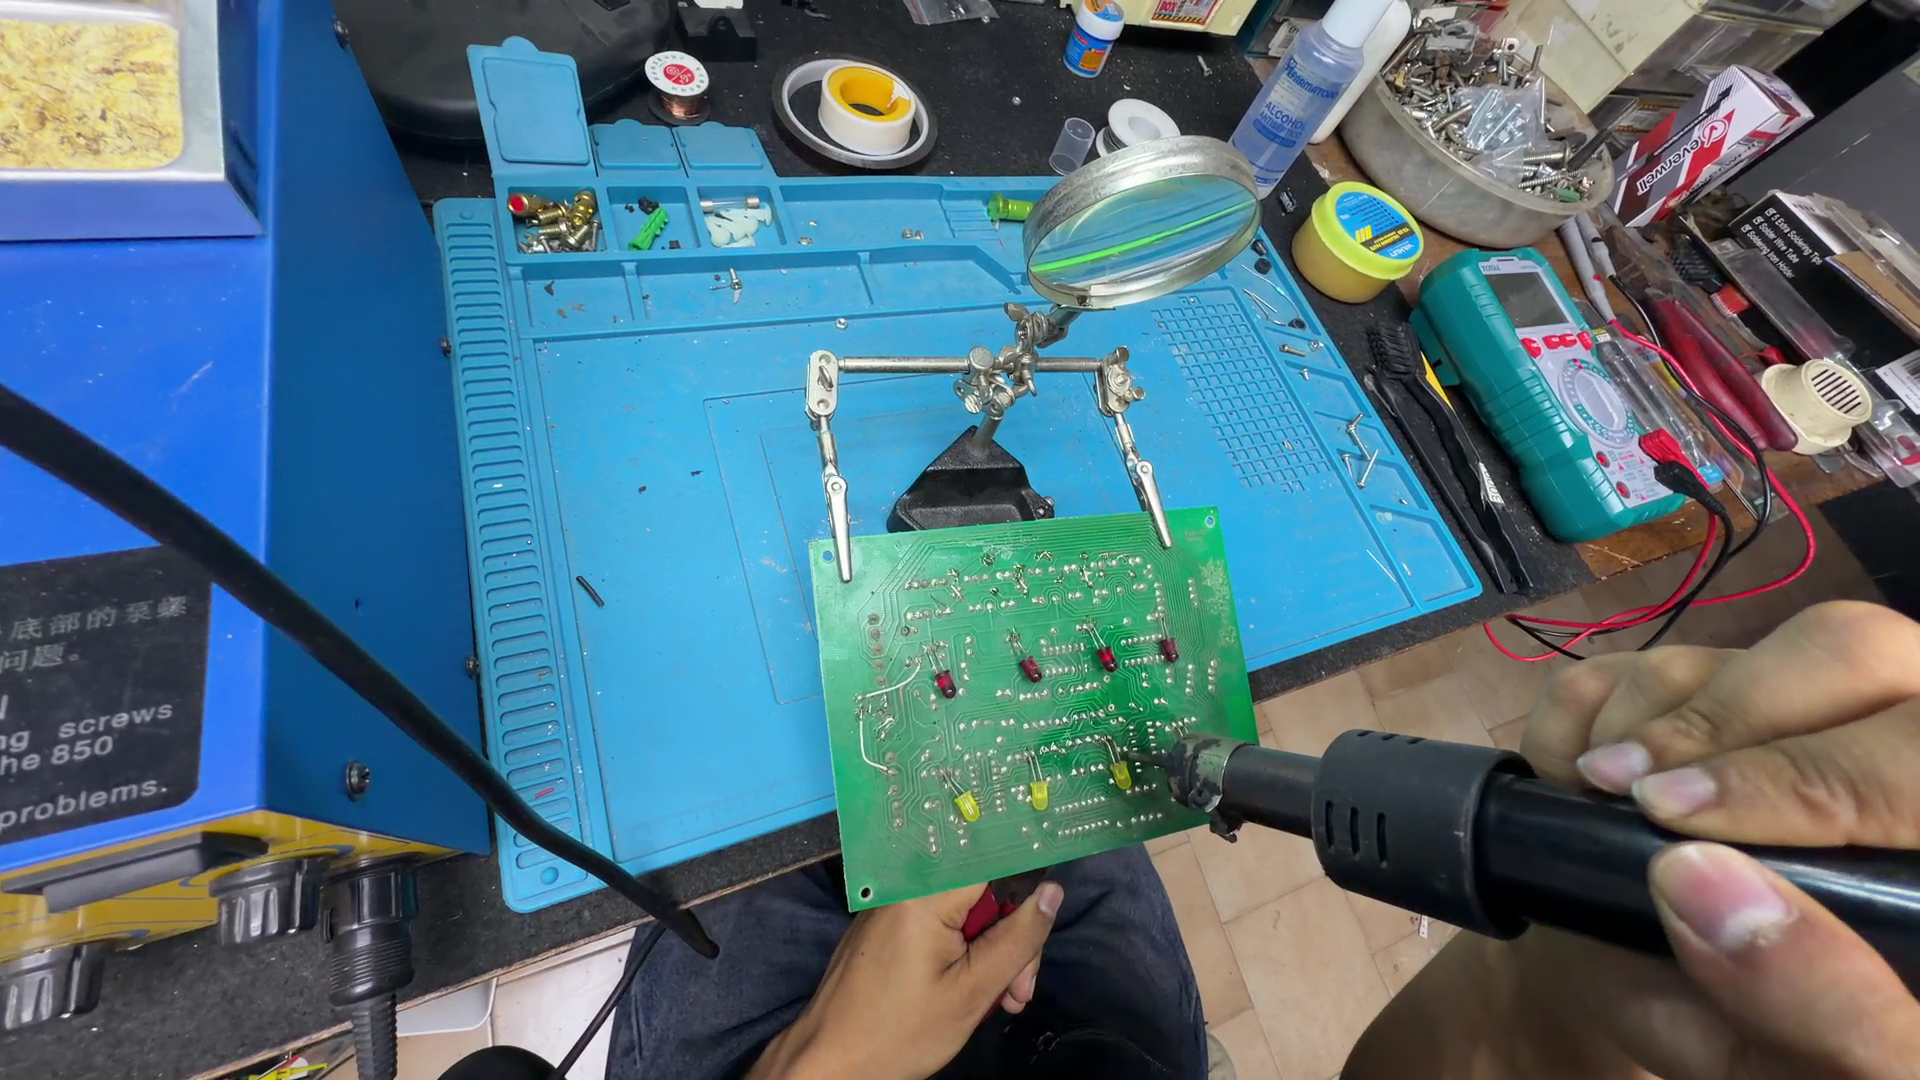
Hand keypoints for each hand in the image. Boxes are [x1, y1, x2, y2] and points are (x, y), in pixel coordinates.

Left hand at [746, 880, 1063, 1079]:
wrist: (830, 1063)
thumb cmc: (901, 1031)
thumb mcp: (972, 992)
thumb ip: (1017, 940)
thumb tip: (1051, 891)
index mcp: (927, 890)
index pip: (994, 858)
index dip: (1026, 884)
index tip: (1044, 919)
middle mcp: (909, 881)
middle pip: (983, 888)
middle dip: (1012, 936)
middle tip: (1020, 990)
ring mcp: (896, 900)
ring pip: (965, 906)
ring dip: (990, 948)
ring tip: (1002, 999)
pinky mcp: (890, 919)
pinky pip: (940, 916)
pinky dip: (962, 946)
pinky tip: (971, 986)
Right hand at [1506, 601, 1919, 1078]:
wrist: (1632, 984)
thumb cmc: (1751, 1045)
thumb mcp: (1803, 1073)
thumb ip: (1822, 1013)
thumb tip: (1704, 881)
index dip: (1815, 775)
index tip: (1673, 817)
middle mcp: (1883, 755)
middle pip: (1847, 650)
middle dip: (1715, 720)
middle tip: (1626, 793)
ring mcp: (1766, 715)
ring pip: (1714, 652)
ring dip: (1627, 727)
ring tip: (1592, 804)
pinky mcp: (1663, 697)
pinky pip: (1603, 670)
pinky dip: (1564, 722)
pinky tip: (1569, 785)